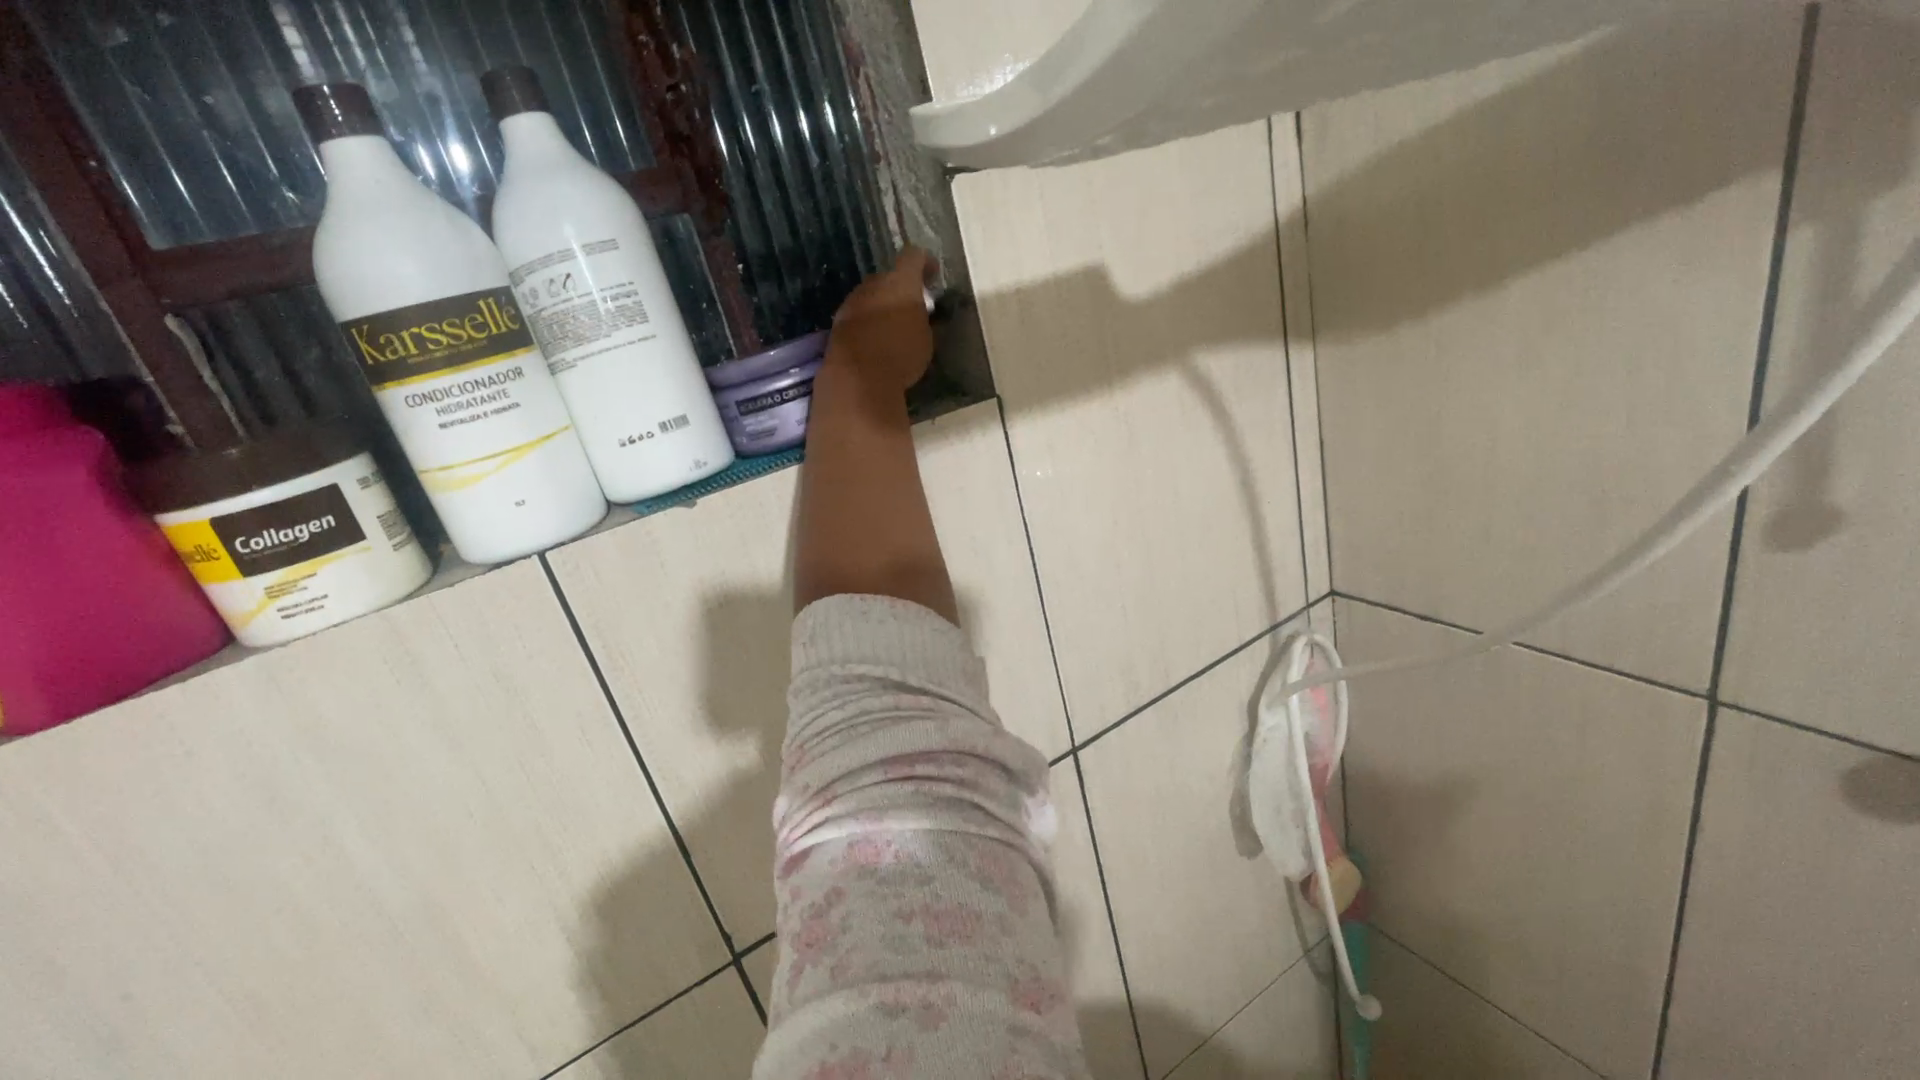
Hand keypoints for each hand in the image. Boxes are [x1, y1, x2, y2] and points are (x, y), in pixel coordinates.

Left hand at [825, 247, 933, 395]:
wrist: (857, 379)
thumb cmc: (901, 356)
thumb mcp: (925, 339)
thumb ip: (922, 320)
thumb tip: (919, 316)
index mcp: (900, 282)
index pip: (913, 256)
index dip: (925, 263)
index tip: (933, 276)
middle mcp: (873, 285)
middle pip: (888, 277)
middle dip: (900, 289)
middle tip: (910, 309)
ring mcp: (851, 303)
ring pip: (870, 297)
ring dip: (881, 306)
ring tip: (891, 329)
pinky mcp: (837, 324)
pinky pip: (857, 316)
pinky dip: (867, 323)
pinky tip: (874, 343)